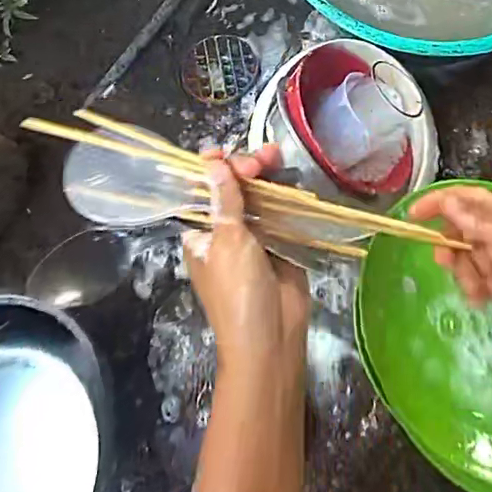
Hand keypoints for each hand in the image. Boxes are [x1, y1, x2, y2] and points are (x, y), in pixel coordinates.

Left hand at [182, 144, 309, 372]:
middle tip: (260, 160)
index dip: (212, 170)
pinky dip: (284, 193)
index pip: (203, 192)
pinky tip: (289, 176)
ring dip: (265, 175)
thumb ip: (226, 200)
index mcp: (202, 233)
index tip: (224, 153)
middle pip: (233, 189)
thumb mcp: (228, 242)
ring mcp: (254, 236)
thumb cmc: (238, 291)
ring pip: (258, 196)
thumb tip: (212, 164)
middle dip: (244, 168)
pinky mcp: (280, 242)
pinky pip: (280, 210)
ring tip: (276, 155)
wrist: (271, 338)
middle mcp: (225, 231)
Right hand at [409, 185, 491, 343]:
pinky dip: (475, 288)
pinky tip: (479, 300)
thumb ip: (484, 223)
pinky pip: (482, 282)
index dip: (437, 203)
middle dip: (449, 242)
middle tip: (445, 260)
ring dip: (462, 270)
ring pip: (469, 257)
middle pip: (463, 228)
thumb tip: (449, 202)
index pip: (465, 199)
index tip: (411, 216)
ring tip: (472, 287)